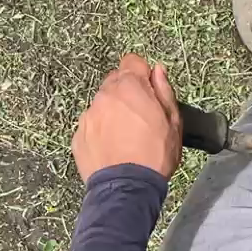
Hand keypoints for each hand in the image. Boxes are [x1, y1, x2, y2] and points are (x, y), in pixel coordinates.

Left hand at [73, 54, 180, 181]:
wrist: (126, 189)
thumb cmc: (155, 154)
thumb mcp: (172, 121)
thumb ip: (164, 90)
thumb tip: (158, 71)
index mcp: (130, 87)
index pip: (132, 61)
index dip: (142, 74)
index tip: (149, 90)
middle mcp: (105, 96)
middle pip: (116, 81)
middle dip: (128, 92)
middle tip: (141, 116)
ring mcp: (89, 116)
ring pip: (103, 103)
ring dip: (113, 112)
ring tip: (126, 136)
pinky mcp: (78, 136)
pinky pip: (92, 124)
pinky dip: (101, 130)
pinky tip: (113, 147)